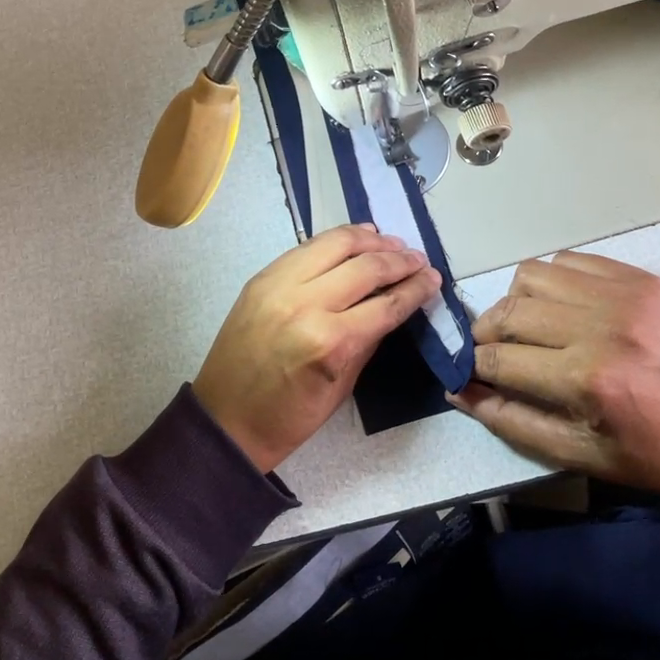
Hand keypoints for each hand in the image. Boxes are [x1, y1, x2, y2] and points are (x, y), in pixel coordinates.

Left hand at [193, 224, 442, 472]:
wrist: (225, 420)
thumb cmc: (288, 417)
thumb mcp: (341, 387)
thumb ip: (369, 339)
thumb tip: (395, 305)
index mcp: (329, 341)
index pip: (385, 304)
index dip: (415, 289)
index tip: (434, 278)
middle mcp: (305, 303)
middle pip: (363, 266)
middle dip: (397, 260)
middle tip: (418, 258)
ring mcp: (278, 285)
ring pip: (332, 244)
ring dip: (367, 240)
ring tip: (390, 242)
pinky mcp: (261, 278)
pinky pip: (304, 249)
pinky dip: (332, 242)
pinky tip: (352, 240)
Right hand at [451, 252, 659, 510]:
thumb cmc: (658, 454)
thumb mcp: (581, 454)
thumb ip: (512, 421)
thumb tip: (459, 391)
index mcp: (587, 379)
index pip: (499, 358)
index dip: (474, 366)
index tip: (468, 373)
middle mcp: (599, 328)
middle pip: (509, 311)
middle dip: (485, 333)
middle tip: (490, 351)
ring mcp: (622, 295)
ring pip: (532, 275)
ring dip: (516, 301)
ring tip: (528, 327)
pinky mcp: (640, 279)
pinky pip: (570, 261)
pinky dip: (552, 282)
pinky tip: (562, 308)